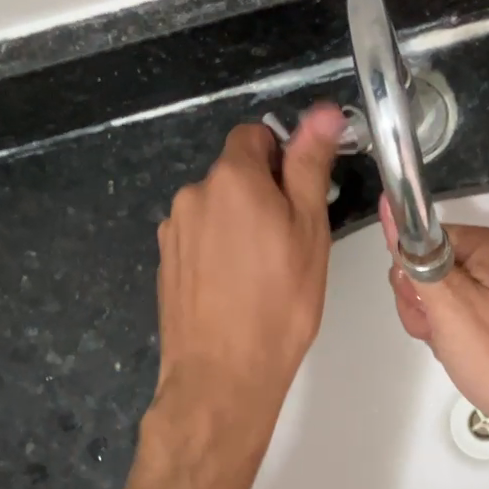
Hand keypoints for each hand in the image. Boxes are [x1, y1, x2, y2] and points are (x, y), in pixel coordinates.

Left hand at [150, 106, 345, 481]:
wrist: (223, 375)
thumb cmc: (280, 303)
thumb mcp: (309, 229)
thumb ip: (310, 165)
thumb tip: (322, 112)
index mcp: (231, 179)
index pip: (254, 135)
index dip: (283, 156)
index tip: (301, 194)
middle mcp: (193, 195)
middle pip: (234, 174)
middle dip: (263, 193)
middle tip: (293, 240)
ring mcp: (174, 232)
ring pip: (218, 209)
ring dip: (241, 223)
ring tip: (266, 272)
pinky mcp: (167, 264)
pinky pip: (201, 239)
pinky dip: (221, 251)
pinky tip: (238, 288)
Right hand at [381, 202, 488, 471]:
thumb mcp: (448, 303)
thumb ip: (415, 258)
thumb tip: (392, 208)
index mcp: (485, 246)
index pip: (421, 238)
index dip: (413, 272)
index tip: (425, 301)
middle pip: (424, 266)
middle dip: (420, 302)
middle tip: (440, 328)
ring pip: (430, 295)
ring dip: (428, 322)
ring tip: (450, 344)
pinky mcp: (487, 318)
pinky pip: (446, 315)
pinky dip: (442, 335)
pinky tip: (454, 352)